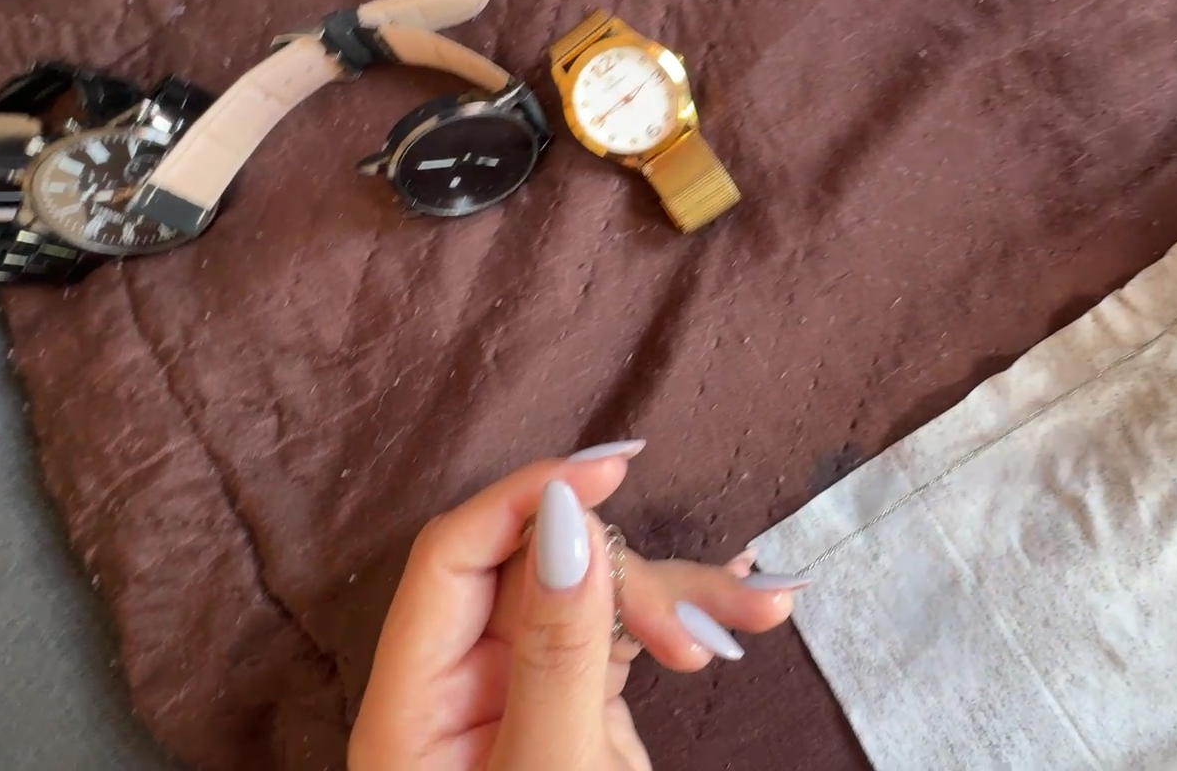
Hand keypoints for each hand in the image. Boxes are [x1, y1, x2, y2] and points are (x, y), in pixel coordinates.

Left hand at [350, 446, 805, 769]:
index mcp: (414, 703)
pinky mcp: (580, 688)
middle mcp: (466, 677)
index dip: (530, 497)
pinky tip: (742, 598)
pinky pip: (634, 625)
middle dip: (635, 581)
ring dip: (684, 596)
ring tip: (762, 609)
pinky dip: (689, 615)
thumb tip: (570, 522)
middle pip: (548, 569)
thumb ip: (554, 654)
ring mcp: (528, 679)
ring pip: (604, 589)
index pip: (456, 554)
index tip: (613, 472)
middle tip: (700, 631)